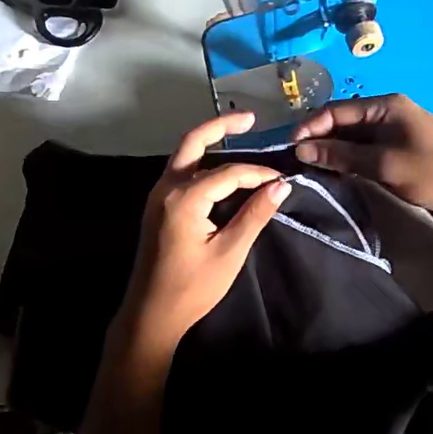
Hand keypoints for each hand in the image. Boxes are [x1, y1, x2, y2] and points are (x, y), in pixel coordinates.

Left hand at [120, 113, 289, 341]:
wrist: (150, 314)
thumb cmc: (192, 287)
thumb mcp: (229, 252)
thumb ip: (255, 214)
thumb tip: (280, 185)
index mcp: (183, 198)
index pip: (228, 172)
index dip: (258, 173)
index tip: (282, 180)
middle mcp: (166, 188)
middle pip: (193, 142)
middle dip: (222, 126)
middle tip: (251, 119)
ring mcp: (158, 196)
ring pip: (185, 155)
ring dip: (210, 142)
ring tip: (240, 135)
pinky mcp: (158, 207)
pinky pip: (182, 172)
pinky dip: (202, 162)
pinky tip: (222, 169)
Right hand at [293, 94, 432, 215]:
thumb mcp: (384, 165)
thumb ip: (342, 156)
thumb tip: (302, 149)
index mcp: (387, 106)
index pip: (337, 110)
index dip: (310, 127)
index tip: (288, 148)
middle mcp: (389, 113)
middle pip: (344, 122)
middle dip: (319, 140)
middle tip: (294, 162)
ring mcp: (396, 134)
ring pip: (354, 139)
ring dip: (333, 152)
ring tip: (308, 170)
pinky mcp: (400, 153)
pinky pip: (366, 152)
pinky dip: (349, 161)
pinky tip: (334, 174)